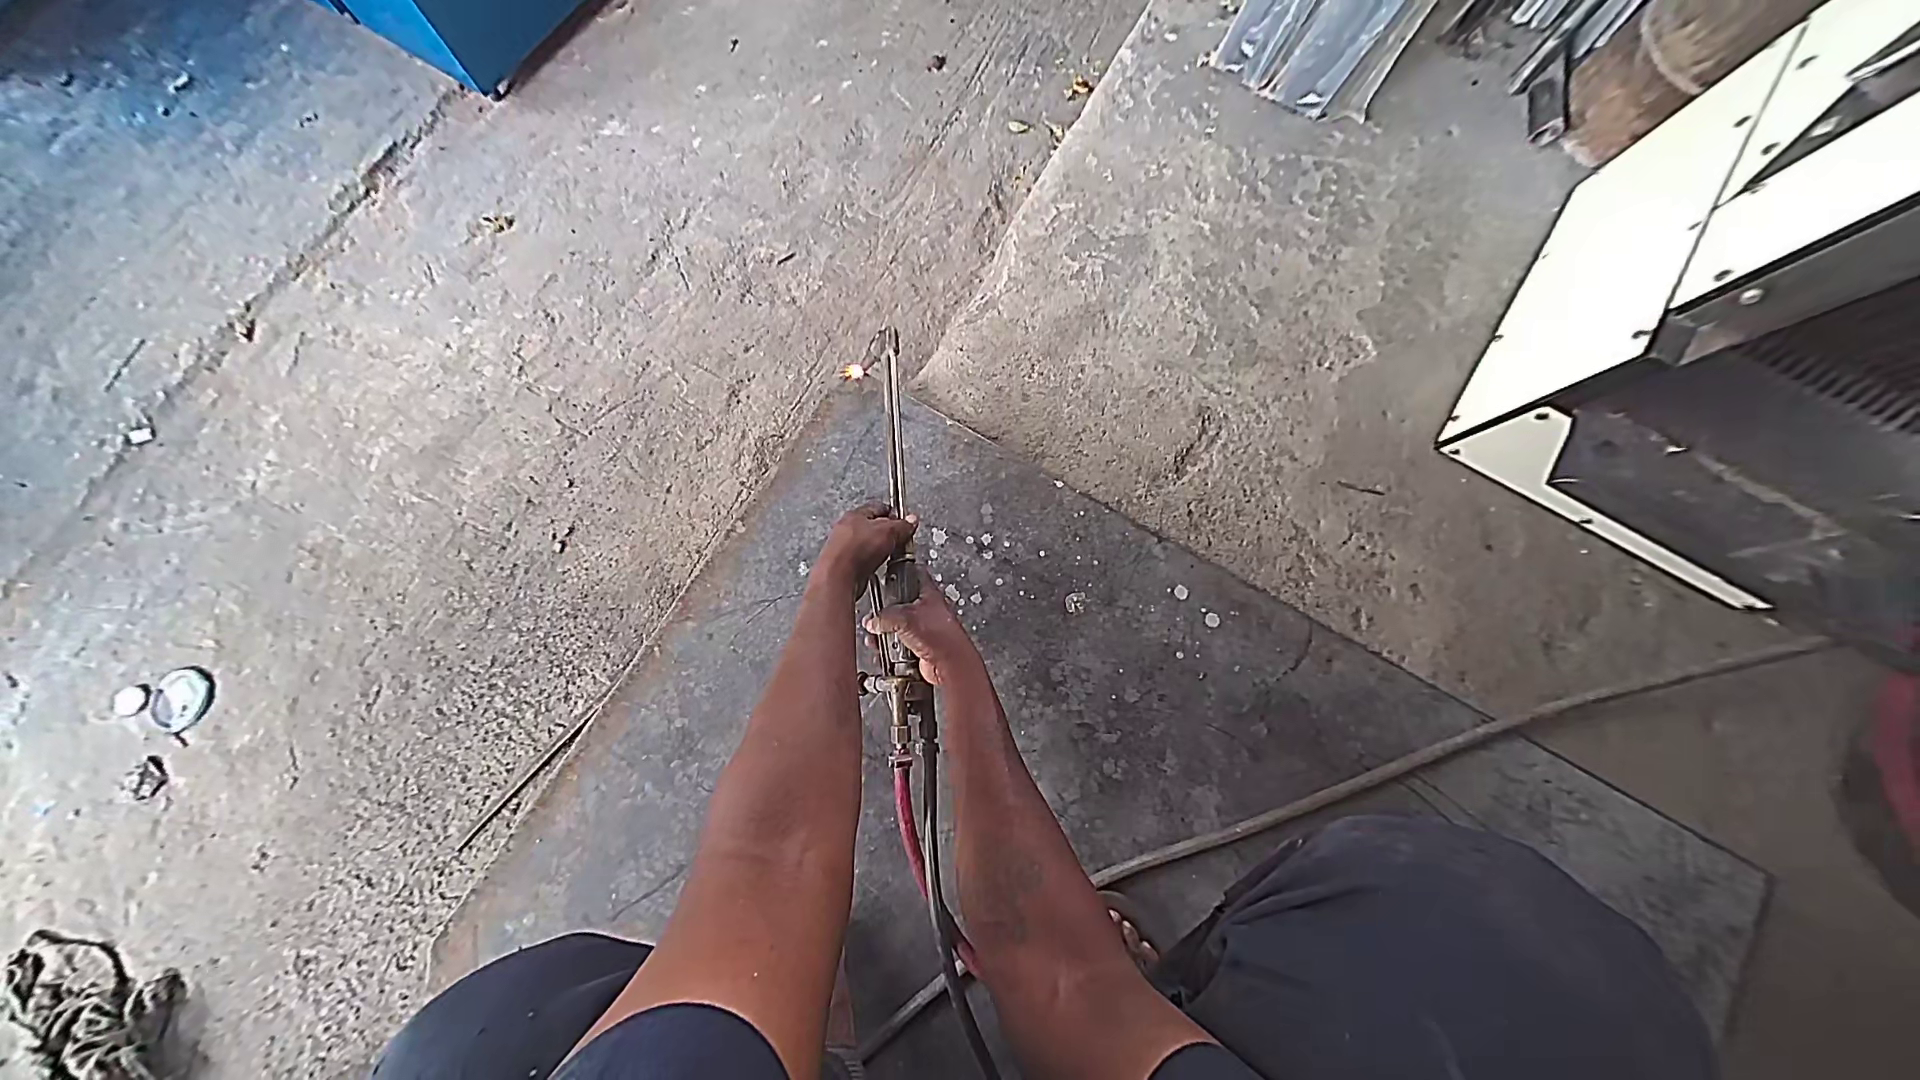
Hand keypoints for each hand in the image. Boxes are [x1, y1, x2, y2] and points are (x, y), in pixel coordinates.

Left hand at [816, 502, 916, 587]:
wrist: (839, 577)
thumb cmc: (856, 550)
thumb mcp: (888, 532)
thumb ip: (902, 526)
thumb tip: (911, 520)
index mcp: (854, 514)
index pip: (878, 508)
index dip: (893, 513)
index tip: (904, 520)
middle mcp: (845, 529)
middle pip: (871, 527)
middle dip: (886, 534)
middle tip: (899, 539)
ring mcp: (842, 548)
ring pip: (866, 545)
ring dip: (878, 550)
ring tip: (889, 555)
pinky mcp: (843, 566)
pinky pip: (862, 561)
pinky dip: (870, 563)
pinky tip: (876, 567)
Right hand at [863, 567, 984, 685]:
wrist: (949, 665)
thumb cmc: (939, 636)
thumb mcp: (904, 617)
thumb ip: (884, 617)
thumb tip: (872, 621)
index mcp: (929, 594)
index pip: (914, 575)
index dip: (902, 572)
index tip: (889, 573)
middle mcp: (928, 610)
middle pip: (901, 604)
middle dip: (885, 612)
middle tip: (876, 616)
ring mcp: (925, 629)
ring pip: (898, 626)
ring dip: (886, 633)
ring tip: (878, 637)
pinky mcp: (921, 647)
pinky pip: (900, 644)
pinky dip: (891, 648)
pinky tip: (887, 651)